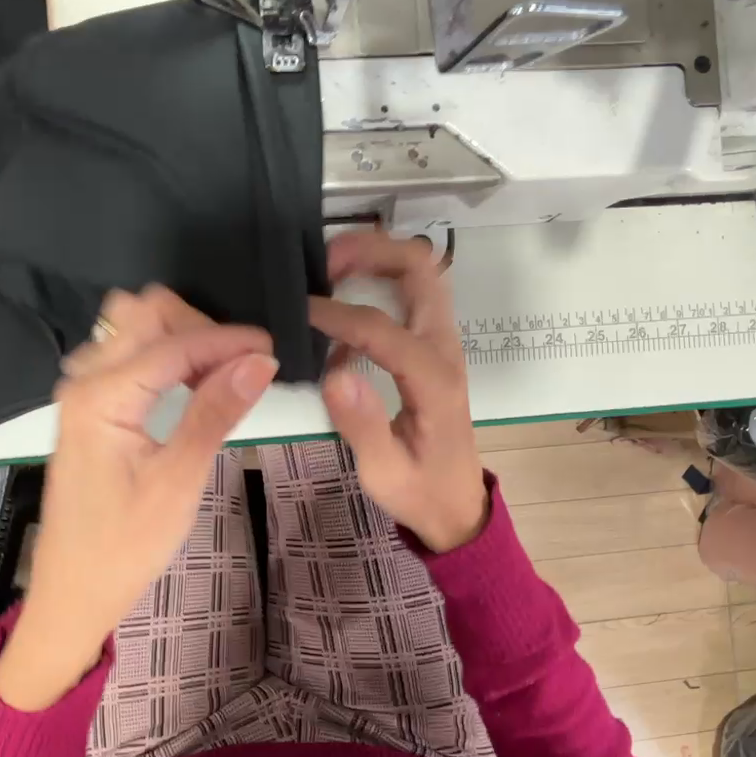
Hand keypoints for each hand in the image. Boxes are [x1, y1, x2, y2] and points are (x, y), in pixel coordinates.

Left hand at [0, 286, 276, 710]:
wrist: (74, 591)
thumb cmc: (124, 546)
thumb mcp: (177, 482)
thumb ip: (215, 414)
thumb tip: (260, 362)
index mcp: (101, 396)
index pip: (174, 344)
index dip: (228, 340)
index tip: (274, 350)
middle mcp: (83, 381)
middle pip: (144, 314)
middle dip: (198, 327)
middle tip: (240, 367)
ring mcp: (81, 393)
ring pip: (131, 329)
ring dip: (177, 337)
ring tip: (217, 376)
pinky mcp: (88, 408)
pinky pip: (124, 356)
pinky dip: (160, 356)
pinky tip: (187, 386)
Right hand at [310, 231, 488, 552]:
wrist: (457, 505)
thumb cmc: (420, 490)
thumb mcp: (384, 472)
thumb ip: (362, 425)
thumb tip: (334, 374)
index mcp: (434, 381)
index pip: (382, 328)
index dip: (337, 315)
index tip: (298, 313)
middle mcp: (444, 349)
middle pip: (420, 270)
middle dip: (371, 251)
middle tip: (323, 263)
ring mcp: (442, 343)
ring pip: (418, 274)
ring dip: (376, 258)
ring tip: (327, 270)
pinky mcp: (432, 347)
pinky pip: (409, 296)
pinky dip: (376, 284)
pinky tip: (338, 315)